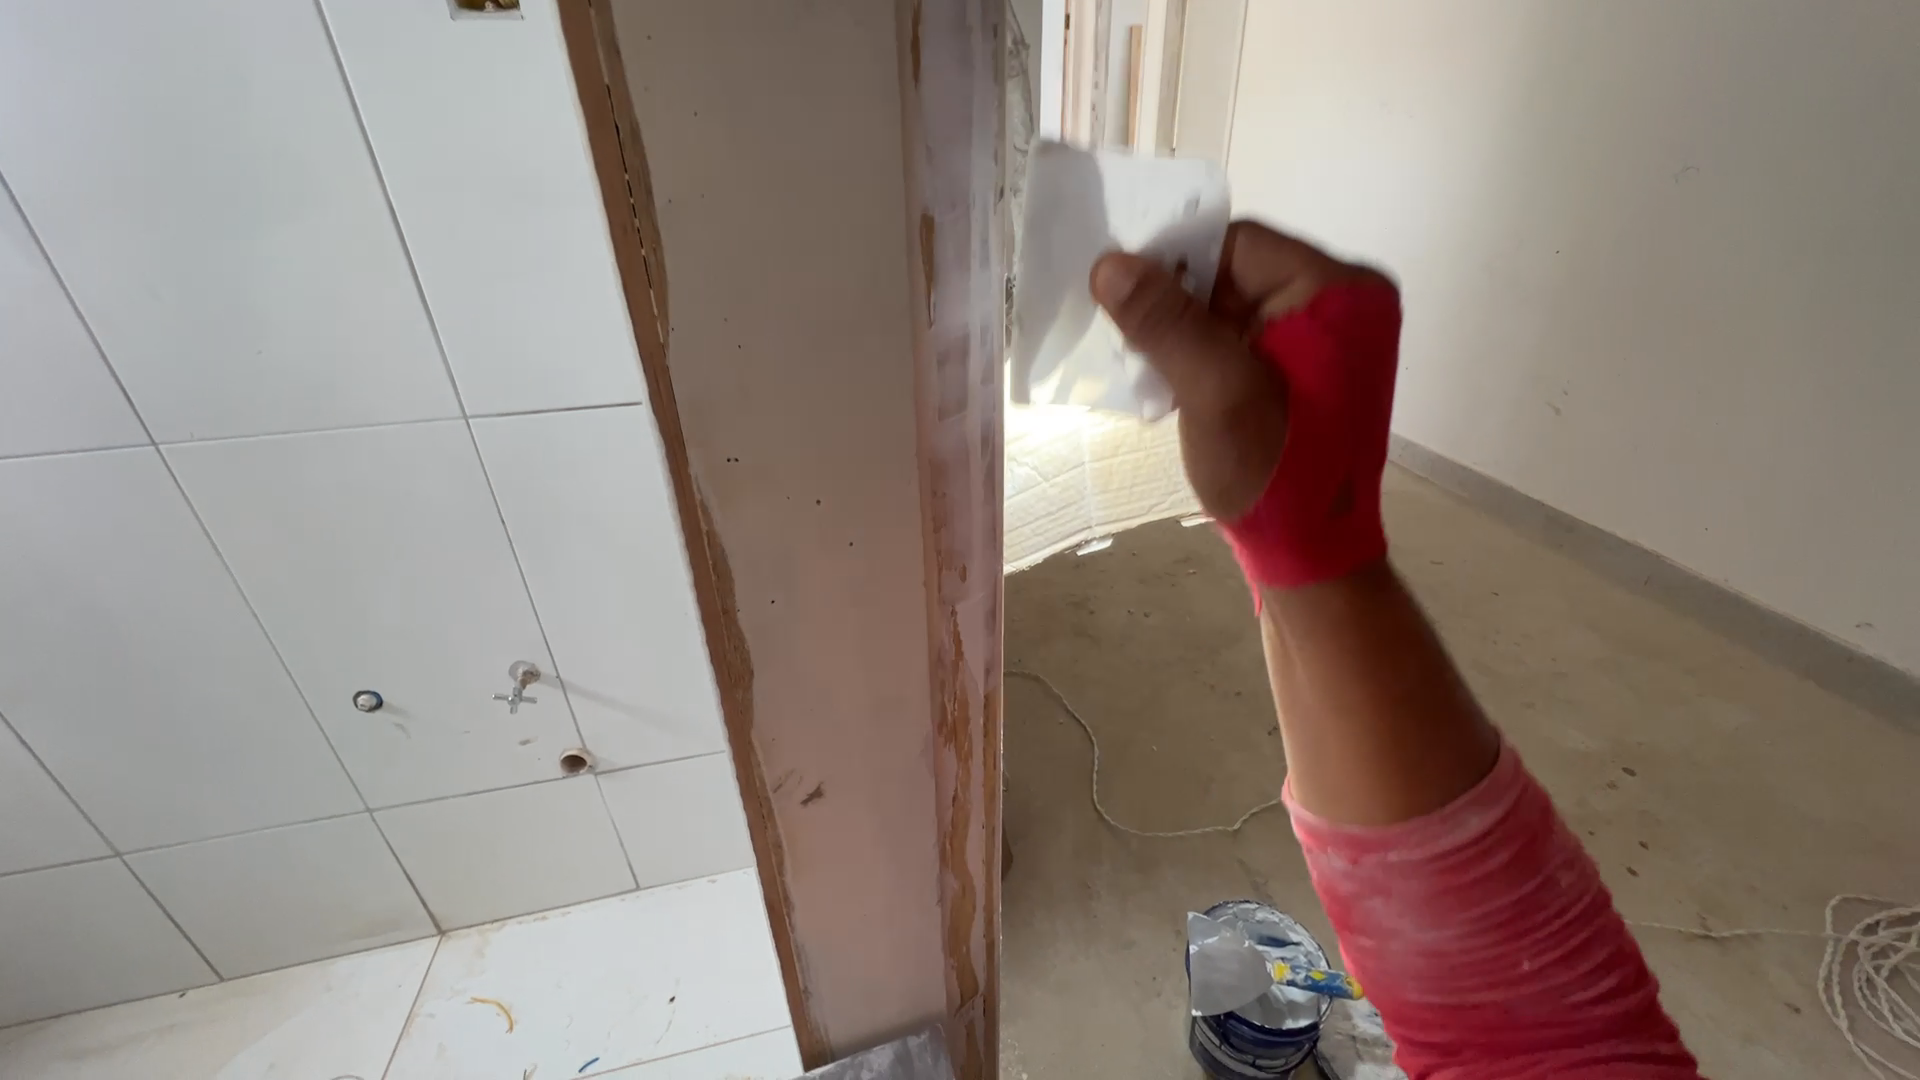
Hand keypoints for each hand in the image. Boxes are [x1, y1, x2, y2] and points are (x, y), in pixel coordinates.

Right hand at [1088, 222, 1387, 519]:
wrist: (1307, 552)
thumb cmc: (1272, 474)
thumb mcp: (1216, 393)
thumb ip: (1166, 324)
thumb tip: (1107, 263)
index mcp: (1335, 292)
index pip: (1237, 245)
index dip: (1170, 261)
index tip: (1112, 287)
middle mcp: (1334, 304)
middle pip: (1231, 275)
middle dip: (1170, 302)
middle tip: (1117, 329)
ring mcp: (1318, 340)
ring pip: (1226, 309)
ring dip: (1176, 332)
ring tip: (1133, 358)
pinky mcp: (1297, 371)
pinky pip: (1234, 341)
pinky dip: (1193, 355)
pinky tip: (1161, 378)